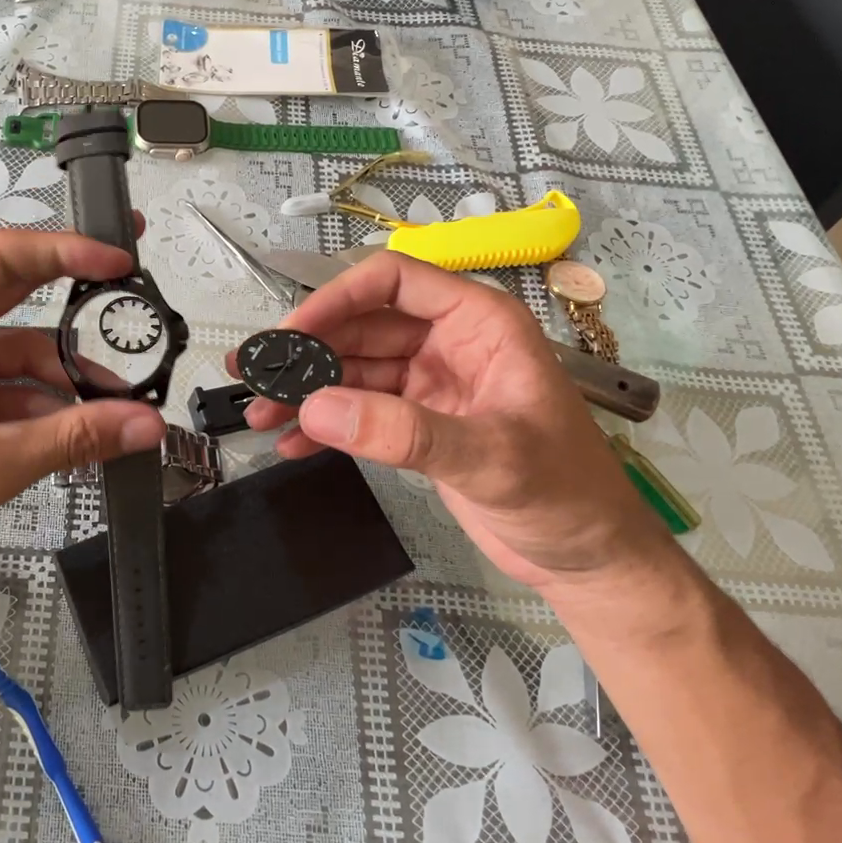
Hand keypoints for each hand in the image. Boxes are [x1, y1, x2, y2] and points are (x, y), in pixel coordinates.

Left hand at [0, 229, 167, 597]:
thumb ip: (72, 440)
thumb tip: (147, 424)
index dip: (62, 250)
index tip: (116, 262)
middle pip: (16, 295)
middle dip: (75, 291)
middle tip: (133, 282)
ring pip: (24, 354)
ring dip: (71, 377)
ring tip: (126, 402)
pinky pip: (17, 392)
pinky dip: (53, 410)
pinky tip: (91, 432)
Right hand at [238, 253, 673, 590]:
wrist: (589, 559)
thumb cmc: (564, 494)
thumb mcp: (490, 459)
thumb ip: (403, 431)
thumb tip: (315, 407)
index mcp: (478, 324)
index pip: (393, 283)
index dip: (335, 300)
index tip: (288, 336)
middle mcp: (448, 343)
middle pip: (361, 327)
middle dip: (306, 353)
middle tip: (253, 378)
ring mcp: (430, 384)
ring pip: (352, 371)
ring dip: (306, 392)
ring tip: (258, 414)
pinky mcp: (416, 424)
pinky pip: (359, 412)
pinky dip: (325, 425)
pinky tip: (291, 444)